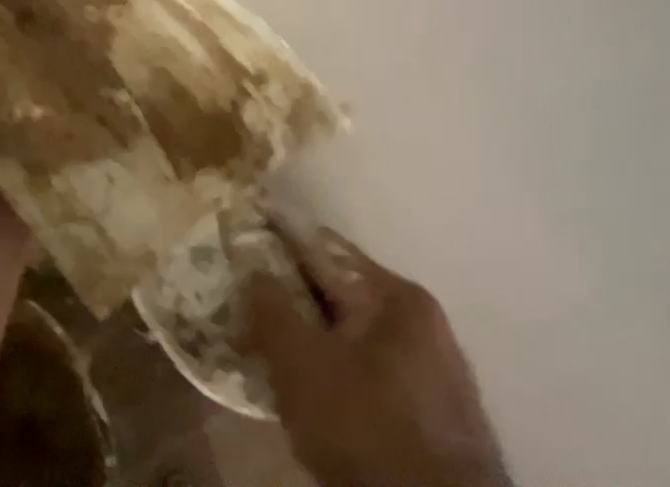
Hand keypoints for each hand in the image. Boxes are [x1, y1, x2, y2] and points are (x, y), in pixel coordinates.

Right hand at [246, 228, 509, 486]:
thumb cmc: (362, 426)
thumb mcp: (299, 362)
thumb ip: (269, 307)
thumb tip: (251, 266)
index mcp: (393, 294)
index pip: (320, 247)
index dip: (273, 244)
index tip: (237, 247)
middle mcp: (420, 319)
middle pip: (337, 292)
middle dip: (287, 299)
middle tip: (243, 310)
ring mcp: (432, 366)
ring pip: (352, 334)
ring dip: (309, 337)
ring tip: (267, 352)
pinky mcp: (432, 409)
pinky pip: (369, 369)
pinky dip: (334, 369)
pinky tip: (308, 391)